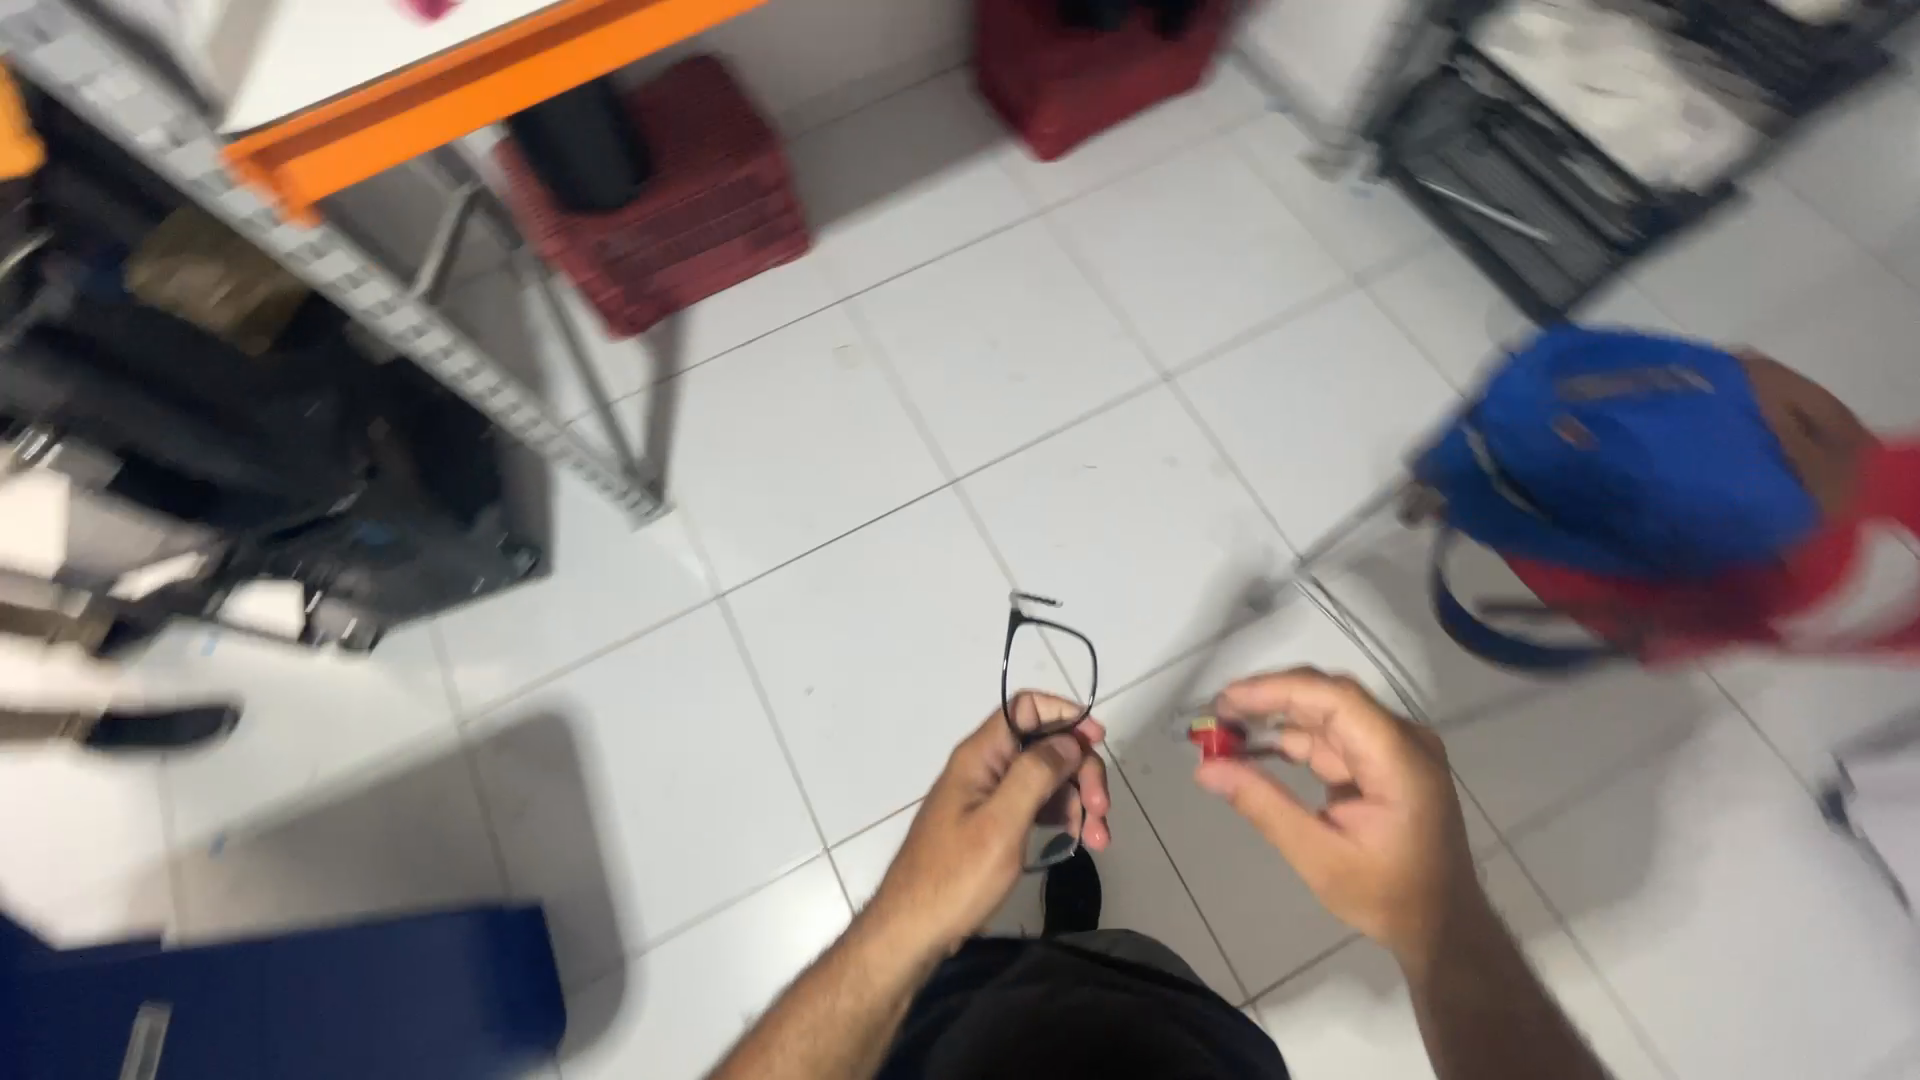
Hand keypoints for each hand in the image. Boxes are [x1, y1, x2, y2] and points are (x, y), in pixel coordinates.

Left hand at [867, 692, 1109, 955]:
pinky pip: (1037, 806)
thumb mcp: (1002, 824)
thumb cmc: (956, 876)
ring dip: (1078, 800)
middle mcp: (986, 766)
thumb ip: (1035, 774)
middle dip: (1080, 769)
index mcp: (981, 755)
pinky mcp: (994, 823)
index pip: (1026, 708)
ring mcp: (989, 796)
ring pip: (1046, 778)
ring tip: (1097, 839)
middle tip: (1102, 810)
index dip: (1064, 715)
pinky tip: (1079, 842)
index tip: (1098, 740)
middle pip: (1044, 744)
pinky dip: (1063, 818)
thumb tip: (1069, 738)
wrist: (914, 930)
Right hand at [1192, 669, 1482, 964]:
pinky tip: (1250, 747)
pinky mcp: (1378, 757)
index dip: (1276, 691)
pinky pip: (1326, 733)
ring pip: (1321, 711)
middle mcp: (1401, 739)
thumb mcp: (1320, 858)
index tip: (1225, 702)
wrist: (1444, 928)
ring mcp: (1391, 746)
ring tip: (1222, 732)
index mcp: (1399, 760)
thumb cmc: (1389, 897)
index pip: (1334, 699)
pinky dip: (1286, 737)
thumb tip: (1205, 768)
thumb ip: (1264, 805)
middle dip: (1267, 699)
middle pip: (1326, 696)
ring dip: (1272, 717)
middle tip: (1215, 715)